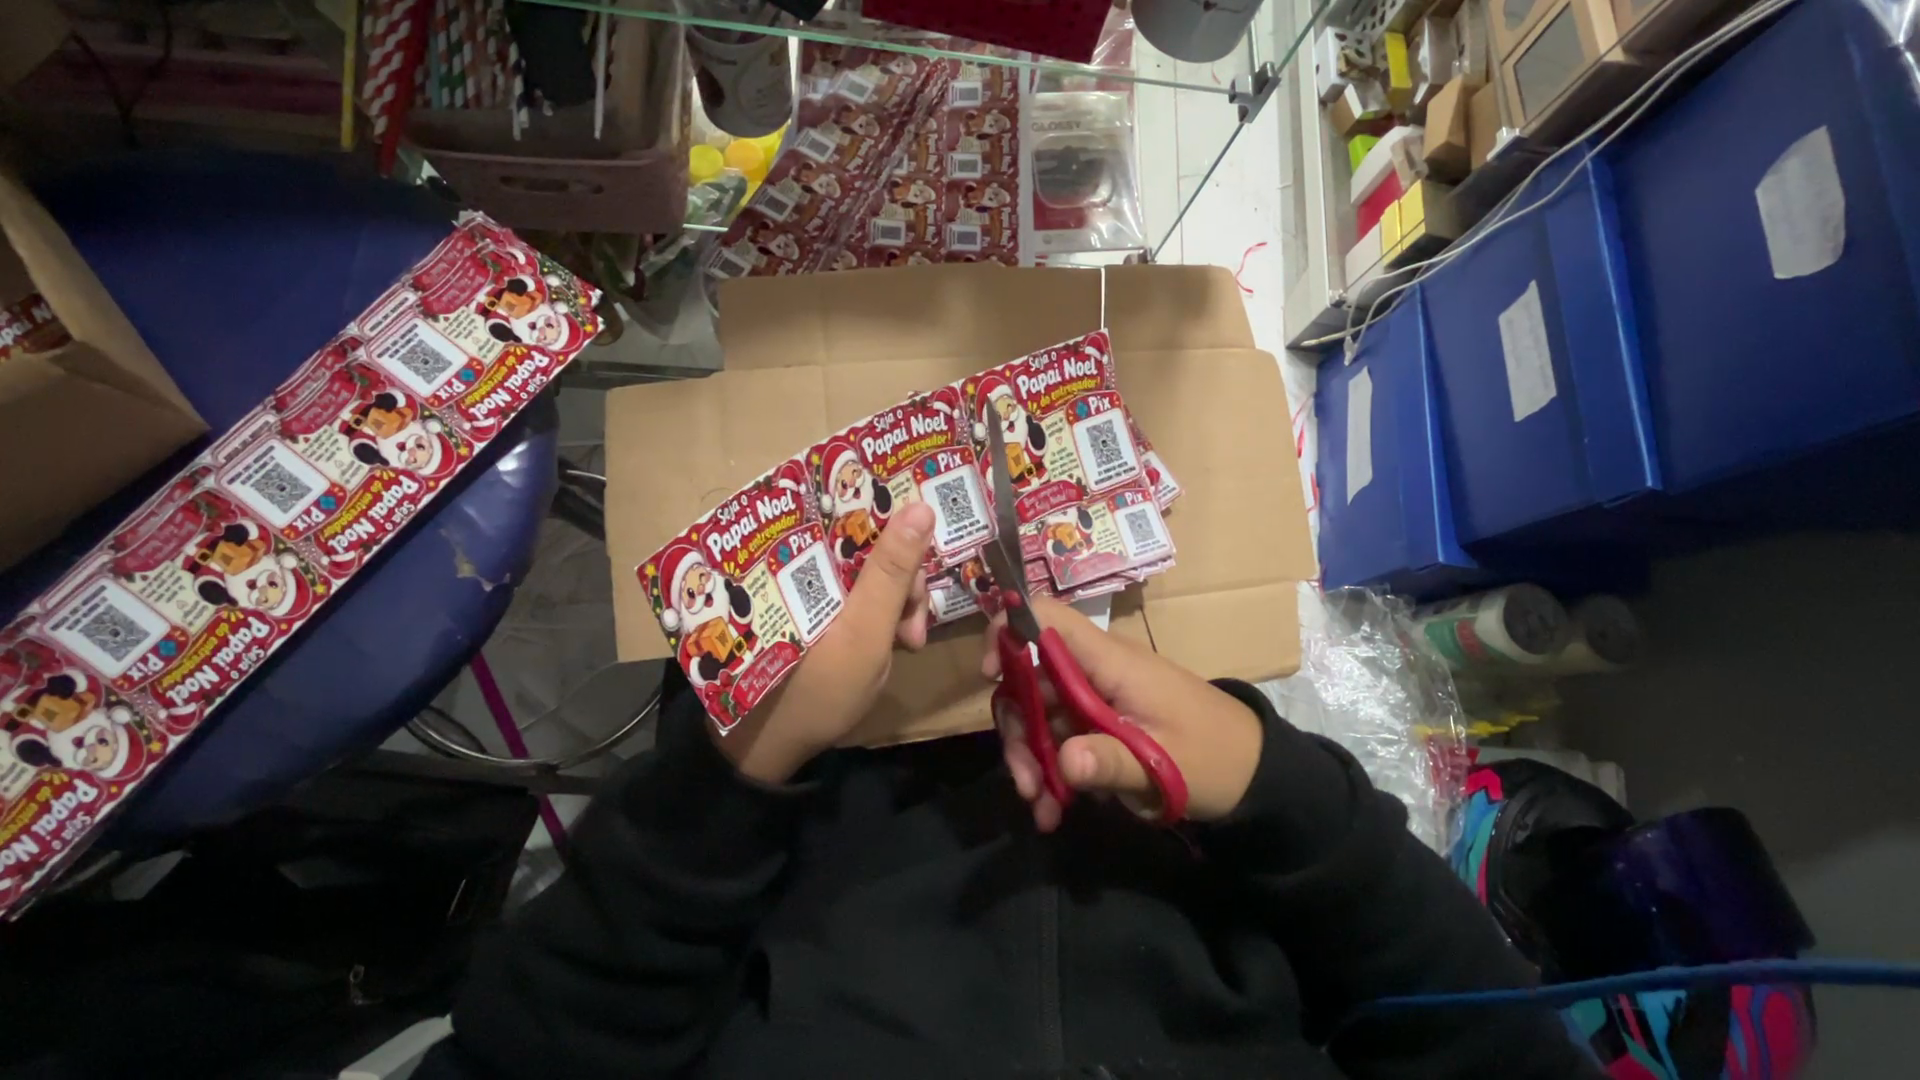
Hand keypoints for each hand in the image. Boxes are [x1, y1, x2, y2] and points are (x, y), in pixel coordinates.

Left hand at [714, 502, 934, 783]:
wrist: (770, 743)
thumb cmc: (820, 687)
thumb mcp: (867, 630)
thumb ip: (893, 572)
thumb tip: (920, 505)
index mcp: (813, 556)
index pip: (863, 515)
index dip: (903, 533)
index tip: (926, 571)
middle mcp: (811, 562)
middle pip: (876, 547)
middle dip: (907, 583)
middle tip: (915, 628)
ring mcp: (816, 589)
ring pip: (875, 575)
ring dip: (901, 605)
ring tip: (908, 642)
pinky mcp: (821, 611)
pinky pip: (863, 597)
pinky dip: (885, 616)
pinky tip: (896, 641)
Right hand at [981, 596, 1263, 830]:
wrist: (1254, 773)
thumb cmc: (1213, 755)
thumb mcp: (1163, 764)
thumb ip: (1111, 762)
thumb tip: (1064, 763)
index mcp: (1110, 662)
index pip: (1048, 617)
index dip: (1010, 631)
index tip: (992, 674)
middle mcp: (1093, 673)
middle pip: (1029, 678)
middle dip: (1016, 728)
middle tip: (1025, 782)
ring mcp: (1093, 700)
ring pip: (1036, 714)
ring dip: (1031, 758)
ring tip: (1041, 807)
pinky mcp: (1097, 725)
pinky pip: (1058, 738)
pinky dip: (1051, 770)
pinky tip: (1055, 809)